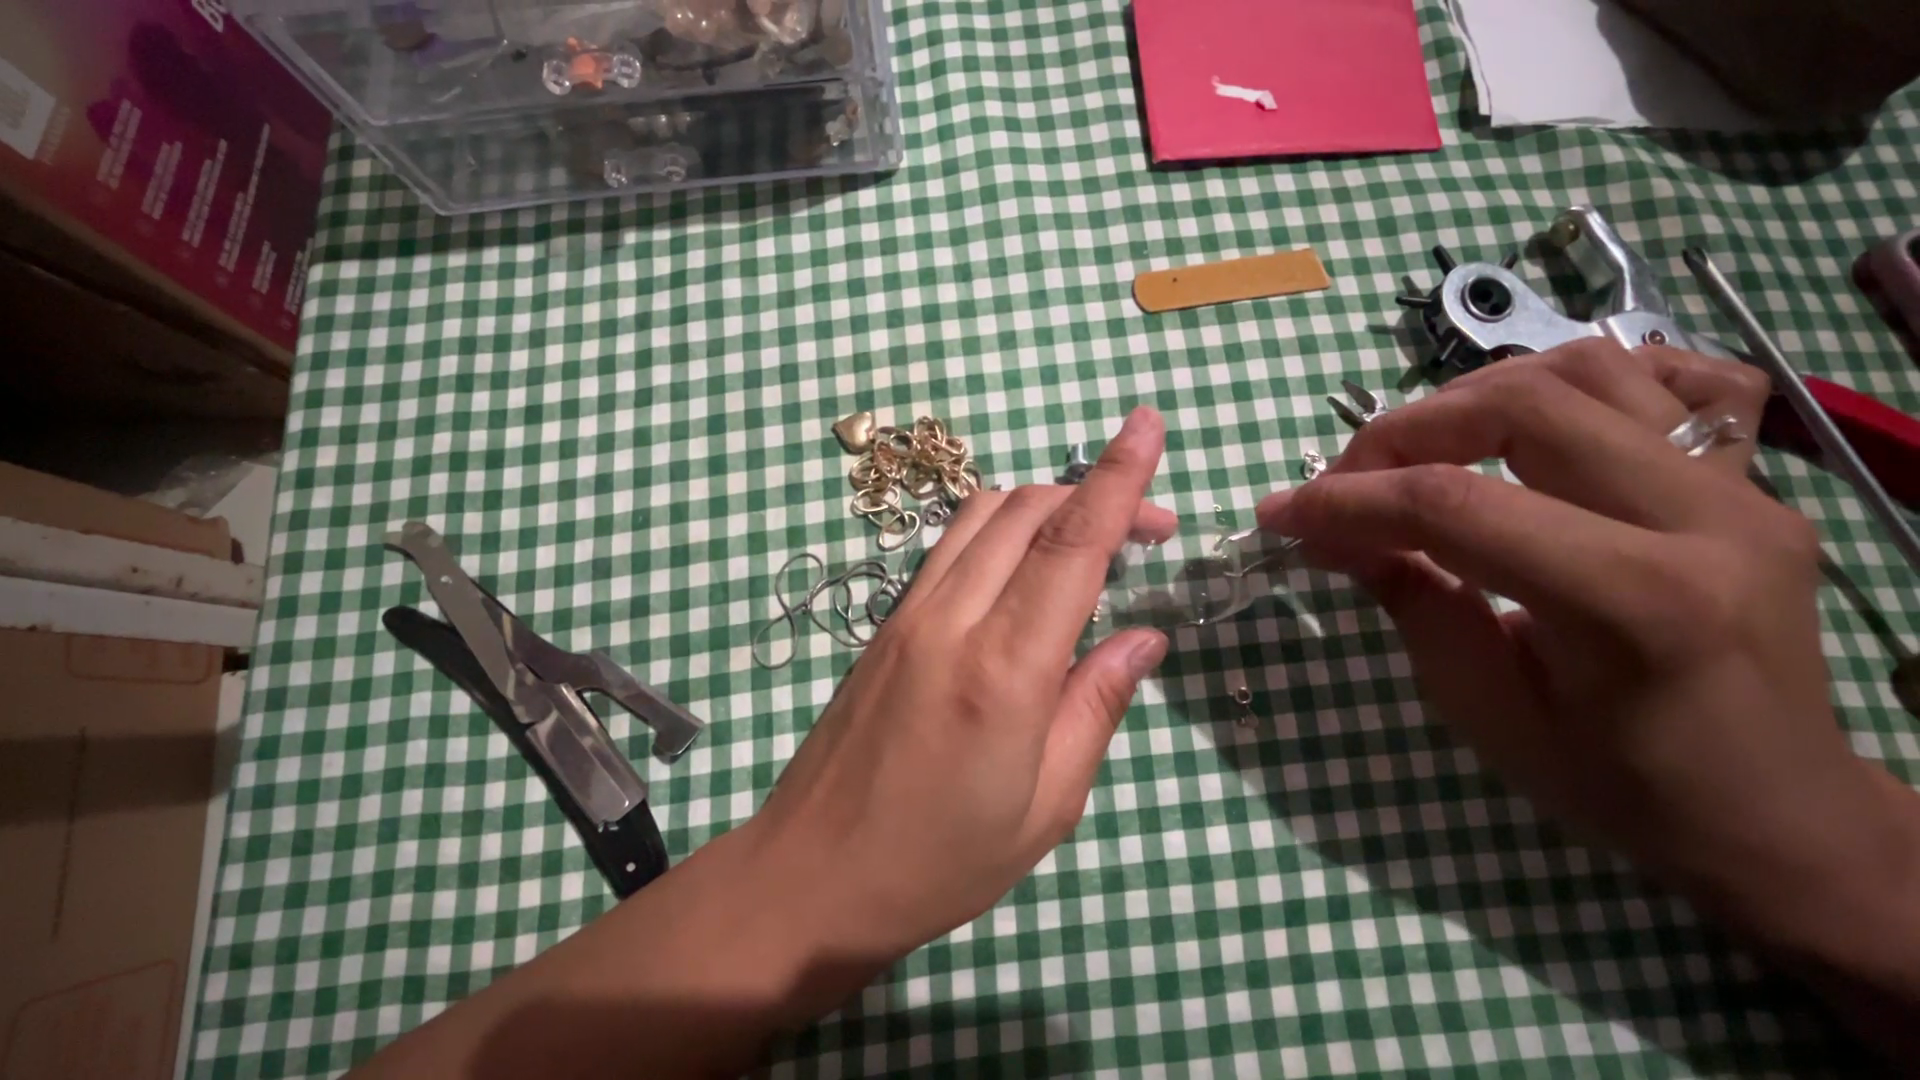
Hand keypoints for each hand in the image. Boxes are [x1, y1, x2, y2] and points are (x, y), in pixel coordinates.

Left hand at [348, 410, 1179, 1079]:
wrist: (811, 874)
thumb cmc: (939, 861)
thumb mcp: (1046, 806)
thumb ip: (1096, 707)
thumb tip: (1144, 637)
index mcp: (1004, 669)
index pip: (1071, 546)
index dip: (1118, 479)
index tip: (1148, 425)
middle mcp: (951, 619)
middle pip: (1026, 510)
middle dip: (1095, 491)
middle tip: (1153, 526)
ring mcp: (907, 614)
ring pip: (981, 516)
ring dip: (1044, 504)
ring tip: (1093, 538)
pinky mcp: (884, 624)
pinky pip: (950, 548)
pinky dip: (1000, 530)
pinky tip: (1025, 568)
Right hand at [1258, 341, 1919, 1014]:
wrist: (1774, 814)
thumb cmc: (1618, 786)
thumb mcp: (1485, 711)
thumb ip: (1412, 601)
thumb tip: (1336, 533)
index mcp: (1633, 603)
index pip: (1454, 508)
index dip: (1347, 501)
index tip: (1280, 514)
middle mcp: (1702, 520)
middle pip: (1520, 407)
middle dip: (1400, 433)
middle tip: (1344, 479)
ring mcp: (1743, 488)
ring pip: (1588, 369)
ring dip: (1474, 395)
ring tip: (1420, 448)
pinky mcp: (1753, 482)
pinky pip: (1677, 379)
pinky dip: (1585, 379)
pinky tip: (1535, 416)